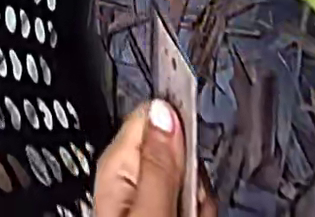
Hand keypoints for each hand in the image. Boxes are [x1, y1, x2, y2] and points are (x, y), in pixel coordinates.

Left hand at [92, 101, 213, 216]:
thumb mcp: (150, 211)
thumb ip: (158, 161)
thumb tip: (164, 108)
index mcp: (116, 163)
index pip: (152, 114)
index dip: (181, 131)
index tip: (194, 161)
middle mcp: (127, 175)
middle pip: (175, 148)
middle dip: (195, 175)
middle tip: (191, 205)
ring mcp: (143, 196)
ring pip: (188, 178)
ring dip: (198, 197)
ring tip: (193, 215)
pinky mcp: (158, 210)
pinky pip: (189, 201)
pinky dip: (197, 211)